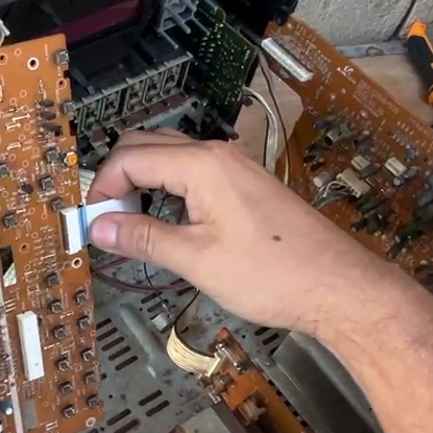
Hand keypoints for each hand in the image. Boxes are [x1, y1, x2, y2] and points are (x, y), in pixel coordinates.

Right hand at [86, 131, 400, 338]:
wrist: (339, 287)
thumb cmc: (273, 275)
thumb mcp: (197, 260)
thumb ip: (143, 239)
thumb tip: (100, 228)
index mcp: (201, 165)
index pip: (130, 159)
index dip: (103, 188)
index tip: (93, 221)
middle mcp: (216, 156)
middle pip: (146, 145)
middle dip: (118, 177)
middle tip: (107, 219)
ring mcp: (233, 167)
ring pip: (170, 156)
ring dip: (142, 180)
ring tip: (133, 223)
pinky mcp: (244, 184)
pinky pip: (192, 171)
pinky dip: (167, 186)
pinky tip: (168, 221)